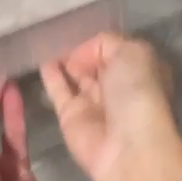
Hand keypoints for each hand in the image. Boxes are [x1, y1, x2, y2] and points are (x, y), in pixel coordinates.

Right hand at [40, 33, 180, 180]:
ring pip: (76, 76)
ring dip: (64, 60)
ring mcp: (93, 103)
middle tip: (61, 34)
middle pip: (96, 63)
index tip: (85, 33)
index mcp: (140, 71)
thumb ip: (105, 43)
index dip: (102, 42)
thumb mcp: (133, 52)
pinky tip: (41, 59)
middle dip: (83, 51)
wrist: (127, 147)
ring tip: (47, 42)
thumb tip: (80, 56)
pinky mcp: (70, 117)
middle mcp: (117, 87)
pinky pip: (58, 90)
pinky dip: (50, 75)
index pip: (117, 51)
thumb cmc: (138, 93)